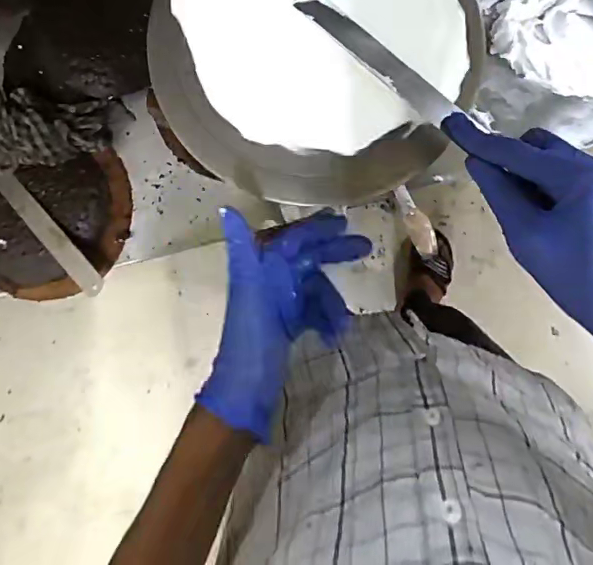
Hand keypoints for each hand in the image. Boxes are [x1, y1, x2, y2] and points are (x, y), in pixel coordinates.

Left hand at [196, 208, 371, 440]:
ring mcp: (280, 298)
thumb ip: (240, 246)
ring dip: (332, 303)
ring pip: (316, 286)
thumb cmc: (249, 330)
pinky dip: (326, 319)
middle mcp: (269, 274)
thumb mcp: (246, 283)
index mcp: (259, 262)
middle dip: (334, 252)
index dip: (317, 227)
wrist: (247, 383)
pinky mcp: (288, 321)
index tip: (344, 222)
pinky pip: (315, 310)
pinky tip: (332, 336)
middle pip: (307, 256)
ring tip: (340, 326)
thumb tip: (226, 208)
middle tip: (366, 249)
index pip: (293, 235)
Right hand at [444, 115, 592, 393]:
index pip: (515, 150)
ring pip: (555, 159)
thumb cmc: (579, 281)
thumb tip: (477, 161)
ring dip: (529, 172)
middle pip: (538, 145)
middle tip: (490, 184)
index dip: (478, 138)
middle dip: (509, 157)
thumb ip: (498, 192)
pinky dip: (548, 184)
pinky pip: (571, 176)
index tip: (450, 121)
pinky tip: (542, 215)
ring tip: (519, 208)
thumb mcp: (526, 237)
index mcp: (578, 176)